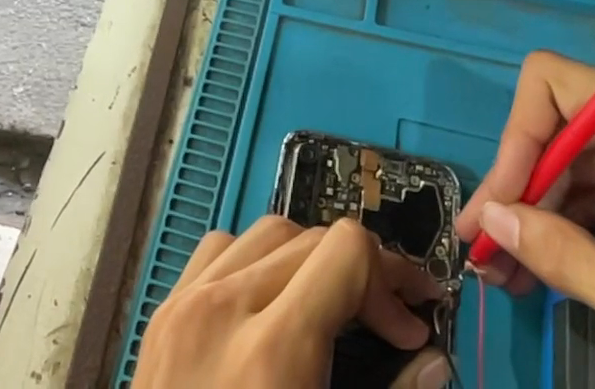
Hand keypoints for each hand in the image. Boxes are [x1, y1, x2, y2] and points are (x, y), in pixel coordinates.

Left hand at [133, 216, 450, 388]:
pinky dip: (254, 258)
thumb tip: (430, 362)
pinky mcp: (163, 313)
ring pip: (266, 233)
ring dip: (308, 257)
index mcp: (273, 350)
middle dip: (362, 272)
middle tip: (388, 318)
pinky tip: (269, 297)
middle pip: (312, 238)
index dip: (392, 281)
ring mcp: (185, 305)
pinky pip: (218, 251)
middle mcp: (225, 309)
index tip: (408, 327)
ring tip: (332, 302)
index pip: (347, 251)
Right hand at [455, 52, 594, 388]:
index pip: (556, 87)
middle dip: (524, 183)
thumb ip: (570, 260)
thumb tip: (493, 220)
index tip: (497, 209)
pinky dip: (586, 219)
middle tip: (488, 248)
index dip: (516, 142)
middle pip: (568, 121)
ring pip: (592, 156)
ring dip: (549, 206)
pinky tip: (556, 263)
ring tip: (512, 268)